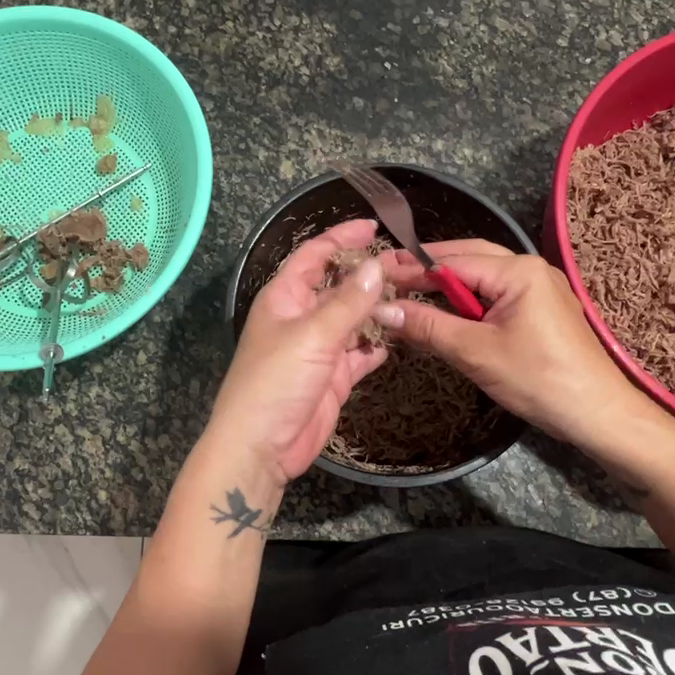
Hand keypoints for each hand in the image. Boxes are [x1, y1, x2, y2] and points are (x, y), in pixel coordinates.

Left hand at [207, 219, 390, 483]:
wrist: (261, 447)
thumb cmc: (276, 381)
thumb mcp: (313, 335)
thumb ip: (348, 302)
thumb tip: (376, 265)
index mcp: (284, 297)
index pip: (315, 255)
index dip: (342, 237)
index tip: (374, 227)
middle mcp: (301, 317)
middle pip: (339, 286)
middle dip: (369, 275)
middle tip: (409, 266)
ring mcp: (318, 348)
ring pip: (353, 318)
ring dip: (379, 309)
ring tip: (414, 297)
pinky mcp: (333, 376)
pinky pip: (360, 352)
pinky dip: (378, 345)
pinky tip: (401, 337)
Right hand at [374, 241, 649, 449]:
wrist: (601, 416)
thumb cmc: (539, 380)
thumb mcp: (475, 353)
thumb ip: (428, 326)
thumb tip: (382, 309)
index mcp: (518, 271)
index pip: (451, 261)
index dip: (411, 269)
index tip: (375, 276)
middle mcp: (531, 269)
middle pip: (468, 258)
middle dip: (427, 268)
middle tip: (388, 278)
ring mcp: (541, 289)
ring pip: (482, 277)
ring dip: (447, 286)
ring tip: (410, 294)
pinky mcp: (543, 311)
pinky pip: (496, 295)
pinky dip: (468, 302)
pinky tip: (447, 315)